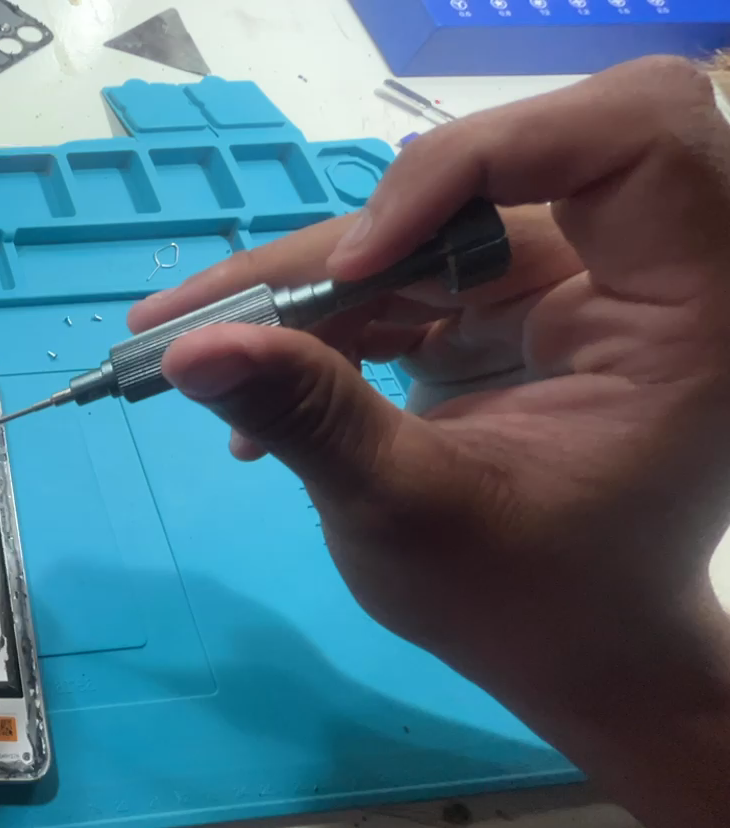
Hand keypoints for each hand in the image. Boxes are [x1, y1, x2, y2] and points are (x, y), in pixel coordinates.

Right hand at [129, 58, 729, 724]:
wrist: (556, 649)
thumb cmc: (517, 596)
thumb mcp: (400, 507)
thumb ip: (304, 414)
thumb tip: (186, 351)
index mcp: (680, 306)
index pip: (622, 140)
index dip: (474, 167)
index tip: (349, 266)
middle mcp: (622, 278)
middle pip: (463, 198)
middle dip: (317, 259)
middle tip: (189, 315)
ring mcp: (549, 301)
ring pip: (401, 251)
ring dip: (285, 306)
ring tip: (191, 357)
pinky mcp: (489, 329)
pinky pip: (382, 302)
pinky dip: (304, 343)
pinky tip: (253, 407)